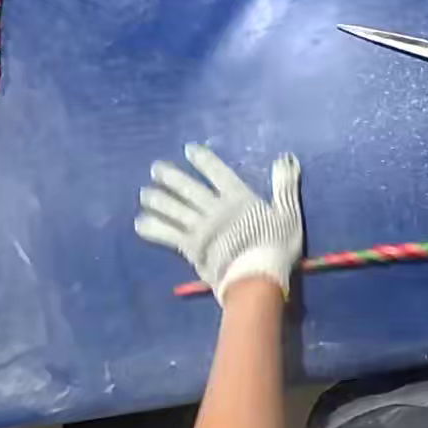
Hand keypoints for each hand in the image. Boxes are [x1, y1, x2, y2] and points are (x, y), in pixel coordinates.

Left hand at [135, 145, 302, 301]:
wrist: (258, 277)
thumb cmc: (277, 247)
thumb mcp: (288, 213)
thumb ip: (285, 185)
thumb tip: (284, 157)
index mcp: (239, 198)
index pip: (218, 173)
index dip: (204, 160)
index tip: (189, 150)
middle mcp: (215, 209)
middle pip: (188, 189)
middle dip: (171, 177)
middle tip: (155, 169)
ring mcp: (200, 228)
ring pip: (174, 209)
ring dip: (157, 200)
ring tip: (144, 193)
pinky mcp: (190, 247)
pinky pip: (167, 235)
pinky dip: (153, 228)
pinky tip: (140, 224)